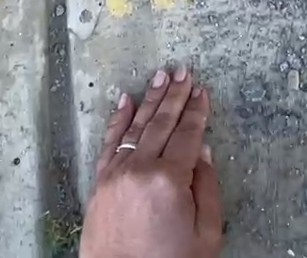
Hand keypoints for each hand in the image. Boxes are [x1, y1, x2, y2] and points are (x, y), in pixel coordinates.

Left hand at [79, 66, 223, 257]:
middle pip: (162, 122)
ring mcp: (116, 174)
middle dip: (175, 95)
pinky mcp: (100, 183)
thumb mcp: (205, 236)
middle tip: (184, 71)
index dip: (196, 111)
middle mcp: (140, 169)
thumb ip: (206, 188)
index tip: (201, 91)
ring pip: (136, 126)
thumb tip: (201, 150)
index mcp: (169, 180)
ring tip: (161, 76)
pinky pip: (110, 143)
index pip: (187, 133)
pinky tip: (125, 101)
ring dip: (150, 99)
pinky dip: (118, 120)